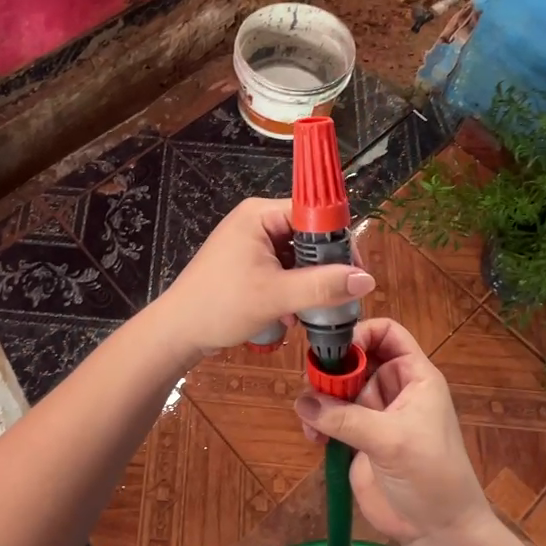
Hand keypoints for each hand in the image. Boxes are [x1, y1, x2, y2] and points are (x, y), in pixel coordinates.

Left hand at [153, 198, 375, 355]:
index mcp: (260, 214)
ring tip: (319, 310)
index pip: (313, 214)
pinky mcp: (249, 264)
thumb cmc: (221, 305)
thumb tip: (367, 279)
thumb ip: (323, 286)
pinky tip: (296, 314)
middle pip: (308, 236)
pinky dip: (294, 289)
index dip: (337, 241)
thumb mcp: (276, 296)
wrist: (178, 331)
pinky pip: (284, 269)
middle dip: (325, 267)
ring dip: (310, 283)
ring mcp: (252, 242)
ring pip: (298, 257)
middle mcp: (257, 221)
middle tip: (340, 297)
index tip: (355, 271)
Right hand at [294, 318, 492, 545]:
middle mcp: (393, 388)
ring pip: (338, 388)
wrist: (439, 531)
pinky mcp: (359, 438)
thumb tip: (301, 402)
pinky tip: (313, 437)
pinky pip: (331, 417)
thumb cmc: (431, 476)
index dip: (361, 333)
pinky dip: (318, 421)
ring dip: (320, 398)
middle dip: (331, 369)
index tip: (335, 349)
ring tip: (311, 421)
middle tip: (312, 386)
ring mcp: (375, 413)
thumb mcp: (391, 441)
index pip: (387, 333)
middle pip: (355, 358)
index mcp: (414, 377)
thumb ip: (346, 418)